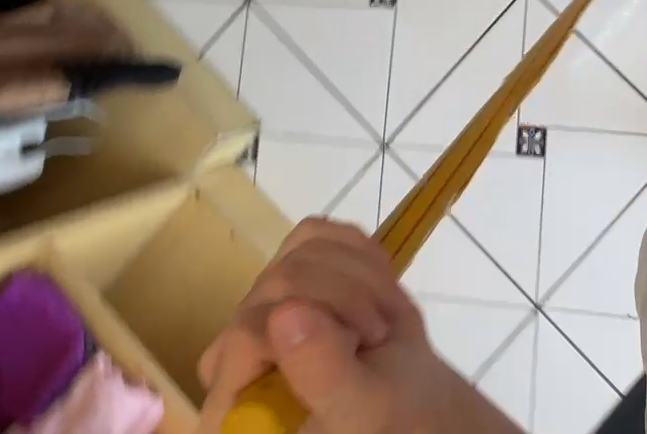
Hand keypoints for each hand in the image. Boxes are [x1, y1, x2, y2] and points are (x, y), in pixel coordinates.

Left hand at [197, 218, 459, 433]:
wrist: (411, 398)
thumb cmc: (387, 419)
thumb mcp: (361, 408)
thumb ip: (321, 369)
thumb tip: (286, 312)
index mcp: (235, 397)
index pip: (250, 331)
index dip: (316, 321)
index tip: (367, 341)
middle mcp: (235, 346)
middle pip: (279, 280)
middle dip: (348, 297)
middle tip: (378, 335)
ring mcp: (264, 302)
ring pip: (303, 247)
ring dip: (362, 275)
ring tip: (379, 319)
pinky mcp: (293, 269)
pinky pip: (319, 231)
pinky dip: (360, 252)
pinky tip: (375, 288)